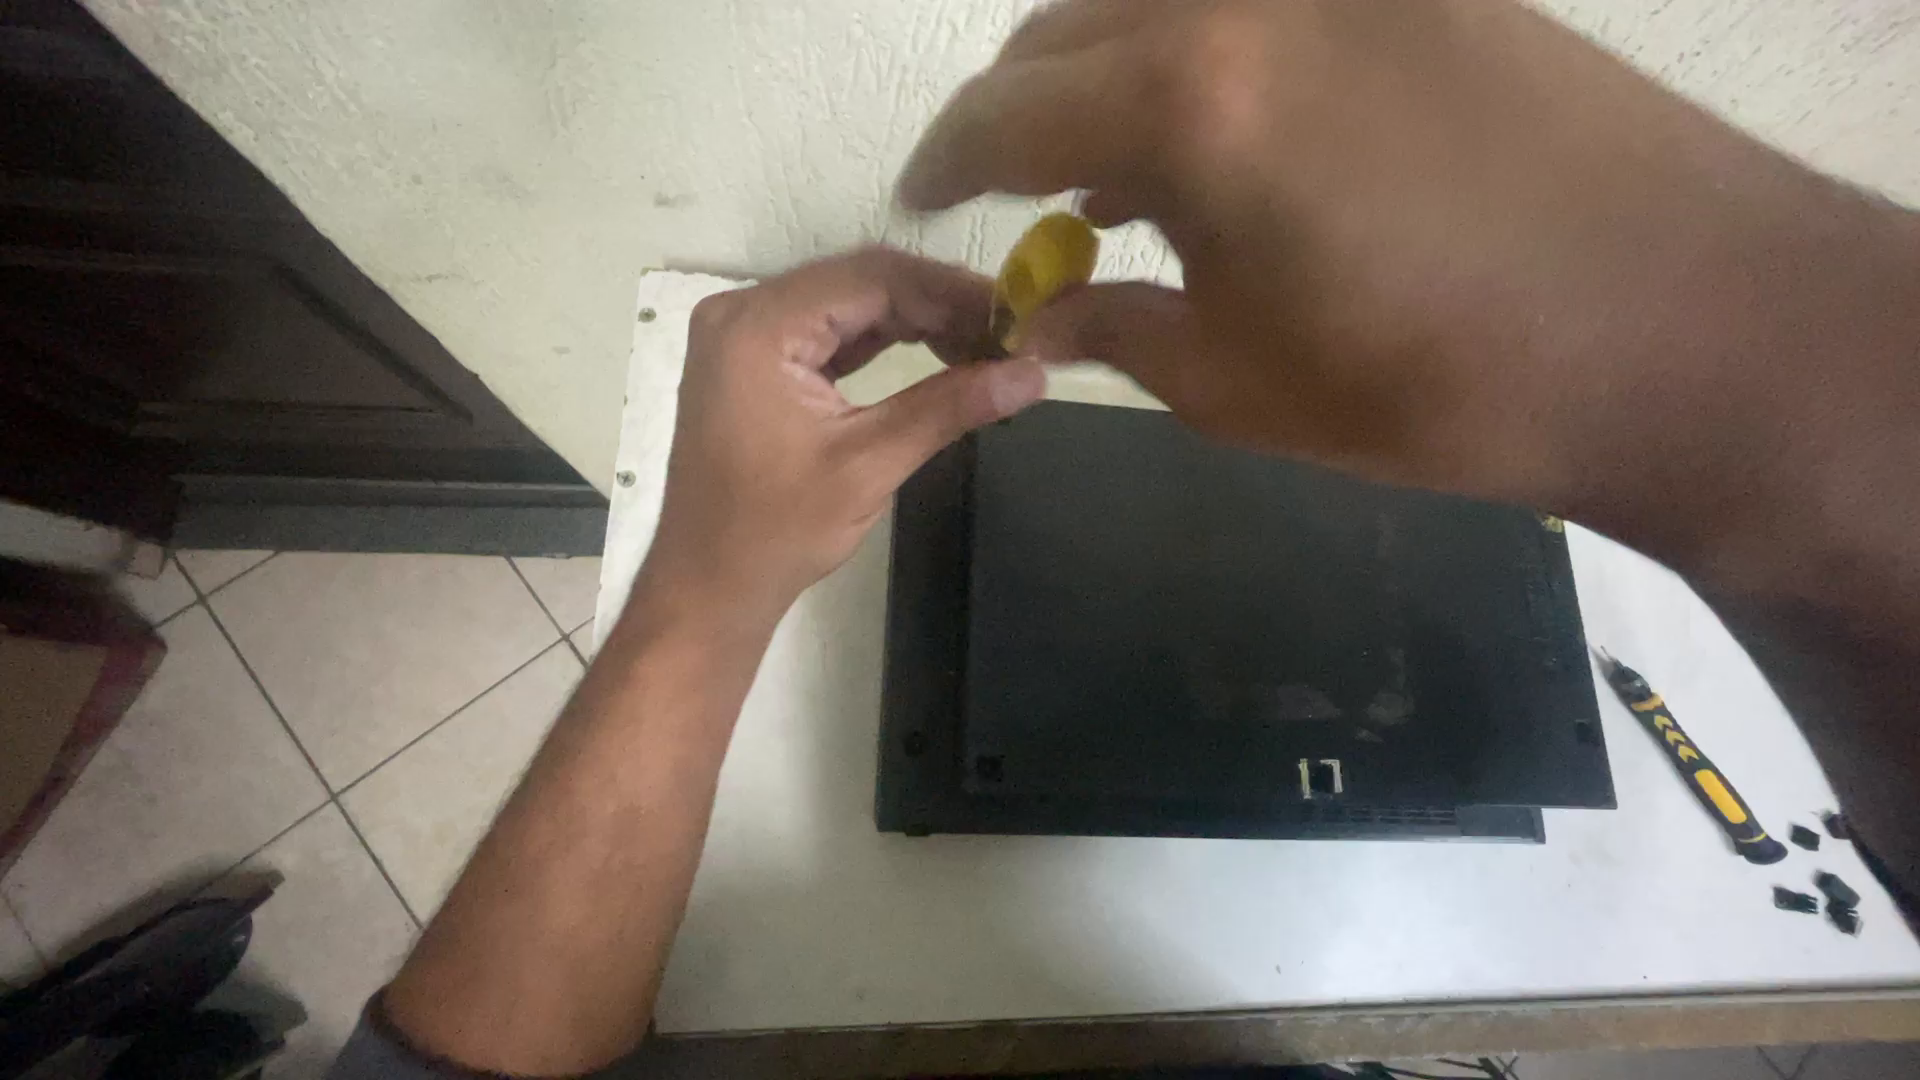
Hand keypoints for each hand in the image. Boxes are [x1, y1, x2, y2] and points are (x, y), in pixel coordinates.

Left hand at [636, 247, 1045, 623]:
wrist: (710, 584)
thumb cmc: (778, 532)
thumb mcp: (869, 466)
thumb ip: (949, 407)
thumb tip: (1033, 375)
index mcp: (759, 326)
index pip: (872, 278)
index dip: (951, 292)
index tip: (1014, 315)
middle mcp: (745, 312)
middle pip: (860, 283)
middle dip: (938, 305)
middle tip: (1007, 333)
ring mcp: (748, 336)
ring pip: (850, 305)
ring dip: (917, 322)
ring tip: (983, 344)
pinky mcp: (757, 362)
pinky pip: (831, 334)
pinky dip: (884, 342)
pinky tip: (935, 353)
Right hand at [898, 0, 1915, 564]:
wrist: (1679, 336)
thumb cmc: (1422, 387)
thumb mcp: (1227, 383)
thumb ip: (1108, 330)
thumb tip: (1030, 320)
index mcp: (1189, 104)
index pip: (1007, 111)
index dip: (945, 159)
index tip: (920, 197)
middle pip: (1068, 28)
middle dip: (1011, 109)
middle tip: (1001, 191)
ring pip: (1156, 3)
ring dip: (1096, 79)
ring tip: (1090, 179)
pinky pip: (1248, 7)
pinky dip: (1189, 64)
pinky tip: (1198, 142)